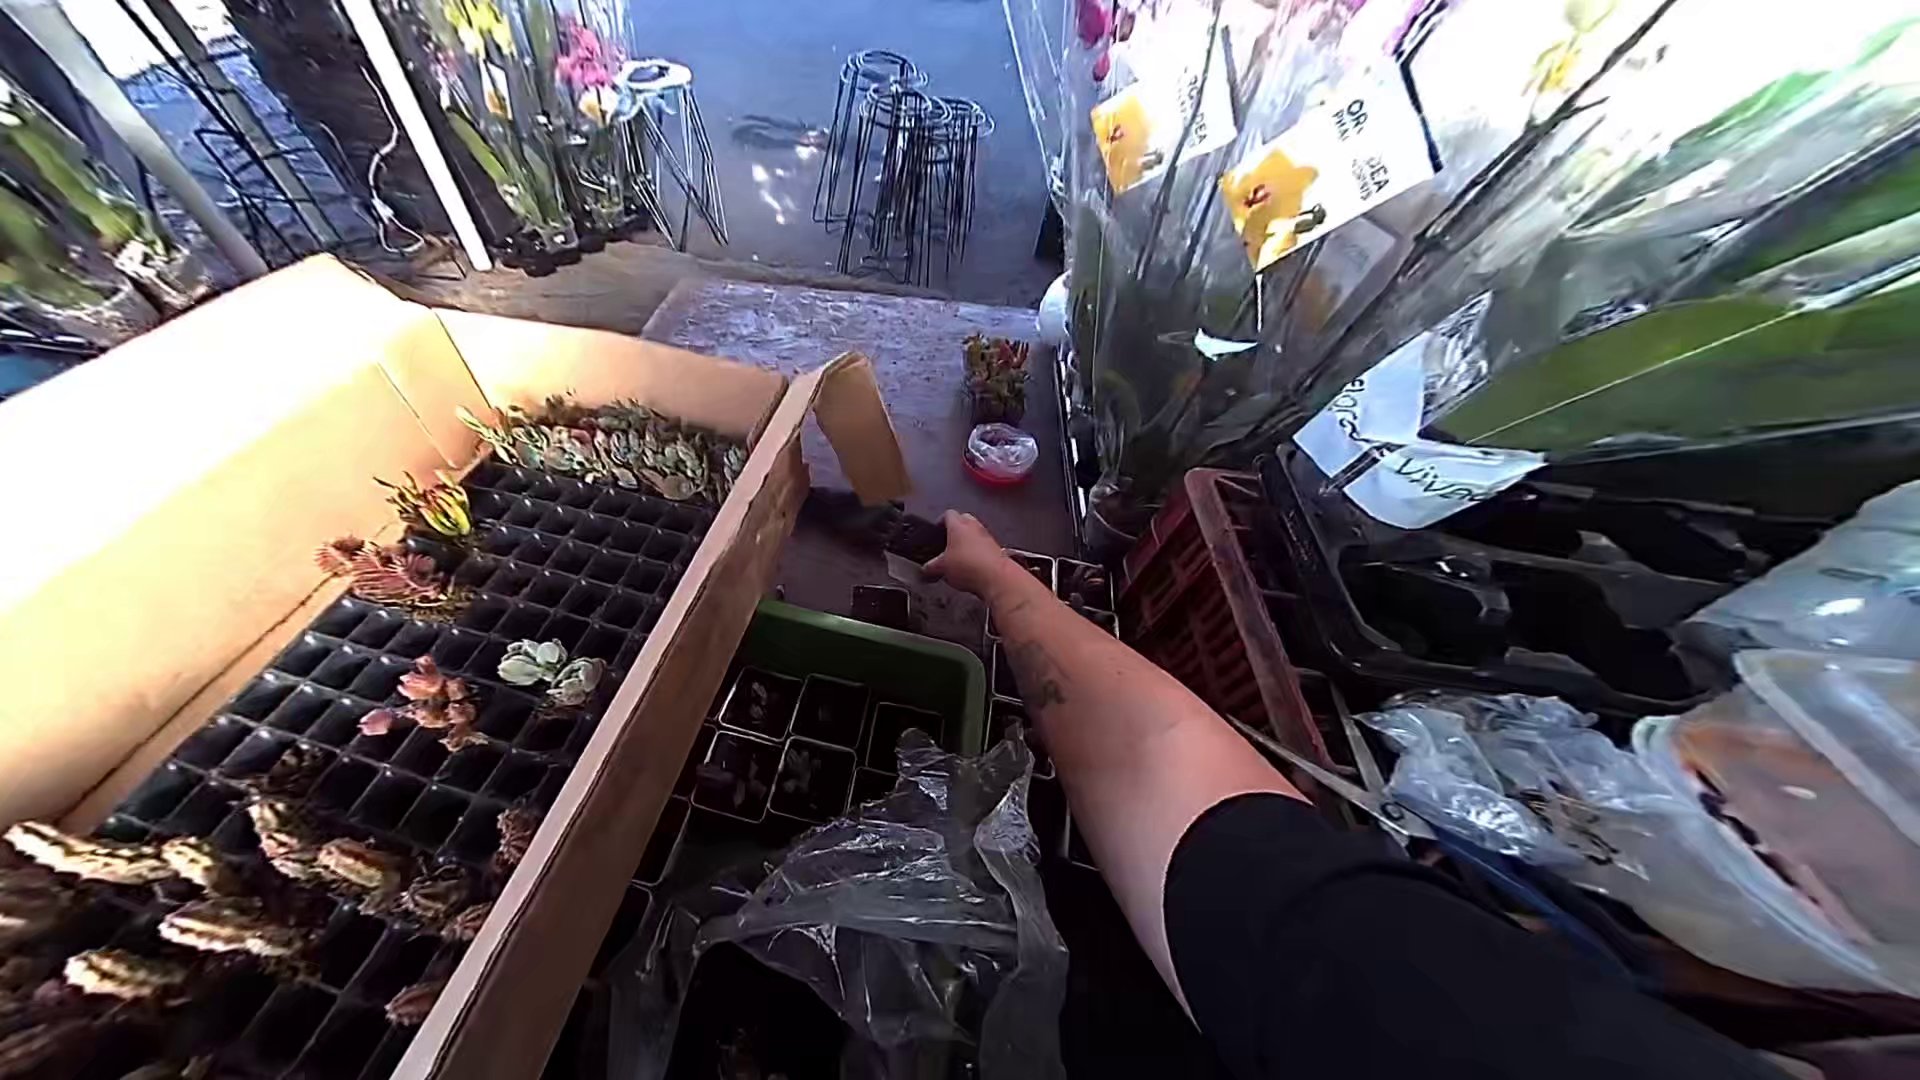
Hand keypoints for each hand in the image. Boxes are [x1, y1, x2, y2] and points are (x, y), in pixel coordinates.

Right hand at [923, 511, 1018, 599]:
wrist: (996, 577)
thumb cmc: (970, 565)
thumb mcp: (941, 568)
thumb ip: (931, 567)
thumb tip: (925, 569)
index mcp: (958, 525)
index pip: (948, 514)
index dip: (940, 521)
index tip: (936, 530)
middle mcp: (975, 526)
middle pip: (964, 520)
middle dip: (956, 529)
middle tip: (948, 542)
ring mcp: (988, 537)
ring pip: (976, 533)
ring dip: (969, 541)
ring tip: (960, 556)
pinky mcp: (997, 549)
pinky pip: (985, 546)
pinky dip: (979, 553)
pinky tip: (973, 566)